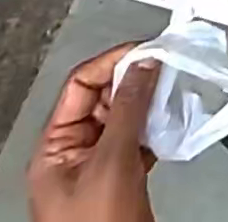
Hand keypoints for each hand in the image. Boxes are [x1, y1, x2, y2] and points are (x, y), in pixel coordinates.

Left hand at [27, 41, 161, 221]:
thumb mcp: (112, 163)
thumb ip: (128, 108)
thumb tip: (144, 62)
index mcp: (55, 148)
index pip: (80, 85)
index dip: (112, 62)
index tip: (145, 49)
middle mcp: (73, 153)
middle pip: (103, 97)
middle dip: (133, 80)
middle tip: (164, 66)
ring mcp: (98, 167)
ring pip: (123, 115)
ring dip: (148, 101)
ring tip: (172, 89)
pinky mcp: (121, 178)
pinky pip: (138, 137)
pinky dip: (155, 125)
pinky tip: (172, 120)